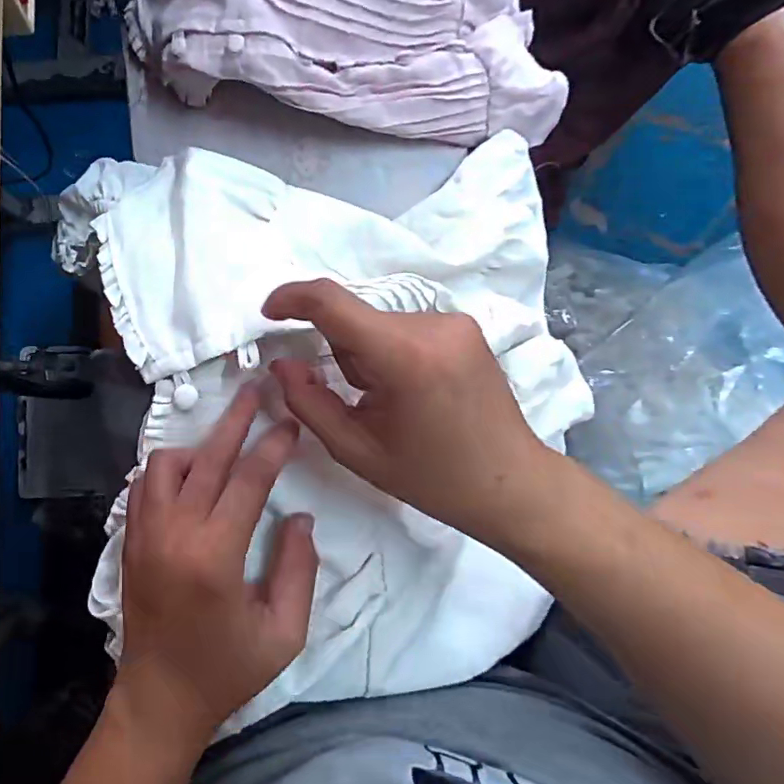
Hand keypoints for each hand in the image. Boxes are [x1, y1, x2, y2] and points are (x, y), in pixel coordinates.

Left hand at [112, 386, 317, 749]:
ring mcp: (144, 532)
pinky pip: (143, 485)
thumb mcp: (282, 631)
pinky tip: (188, 474)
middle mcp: (173, 532)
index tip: (289, 423)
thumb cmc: (227, 668)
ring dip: (196, 447)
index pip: (246, 481)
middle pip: (205, 458)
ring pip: (164, 464)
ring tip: (223, 447)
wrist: (160, 693)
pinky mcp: (129, 538)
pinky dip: (166, 470)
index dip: (272, 447)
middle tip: (255, 389)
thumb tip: (298, 516)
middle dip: (234, 420)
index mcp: (214, 555)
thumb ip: (297, 568)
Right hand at [261, 279, 558, 543]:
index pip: (332, 302)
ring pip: (373, 323)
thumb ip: (307, 402)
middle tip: (354, 399)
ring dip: (362, 353)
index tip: (268, 313)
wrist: (515, 484)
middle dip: (336, 352)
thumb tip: (281, 363)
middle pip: (351, 320)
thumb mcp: (354, 450)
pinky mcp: (462, 326)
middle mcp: (432, 325)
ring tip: (387, 400)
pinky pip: (398, 326)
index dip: (291, 299)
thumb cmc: (432, 477)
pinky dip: (385, 350)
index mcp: (405, 356)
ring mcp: (453, 322)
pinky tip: (407, 389)